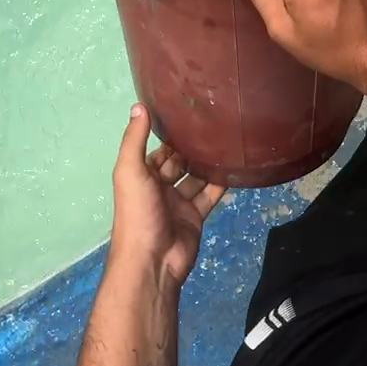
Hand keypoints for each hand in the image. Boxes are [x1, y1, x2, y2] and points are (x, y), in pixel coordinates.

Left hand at [109, 104, 225, 286]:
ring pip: (196, 177)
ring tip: (229, 139)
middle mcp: (160, 187)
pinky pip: (210, 195)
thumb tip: (139, 104)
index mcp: (142, 175)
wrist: (153, 260)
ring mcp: (179, 202)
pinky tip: (236, 166)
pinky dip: (221, 183)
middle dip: (193, 145)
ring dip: (209, 162)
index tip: (190, 112)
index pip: (159, 149)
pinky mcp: (196, 216)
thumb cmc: (138, 212)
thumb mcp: (131, 171)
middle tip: (216, 122)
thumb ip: (135, 139)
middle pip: (179, 161)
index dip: (171, 132)